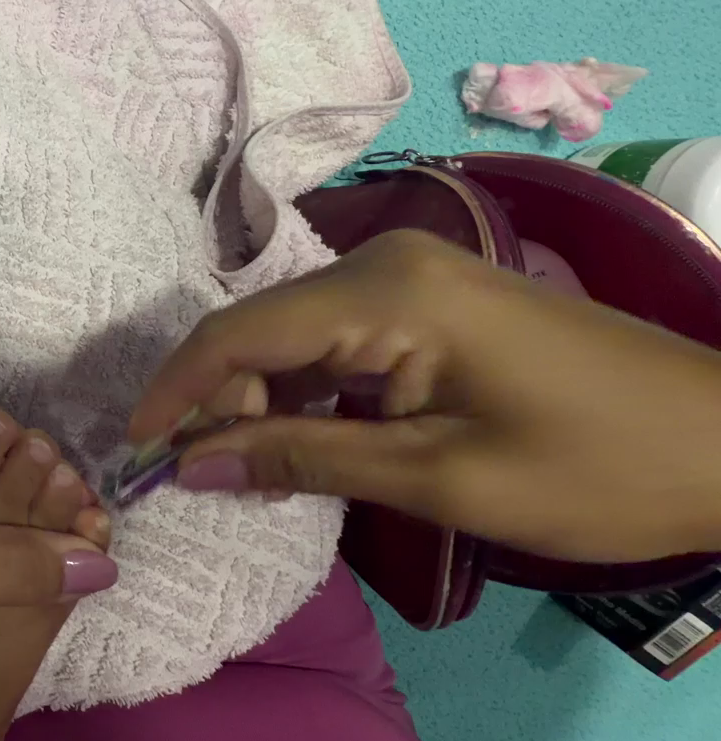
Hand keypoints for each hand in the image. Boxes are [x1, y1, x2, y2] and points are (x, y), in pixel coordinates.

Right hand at [129, 230, 720, 562]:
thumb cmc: (603, 467)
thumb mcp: (440, 479)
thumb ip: (298, 462)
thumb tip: (186, 469)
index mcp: (384, 292)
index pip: (238, 335)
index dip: (176, 390)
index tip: (137, 445)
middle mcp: (376, 262)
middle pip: (255, 333)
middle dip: (220, 404)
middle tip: (203, 474)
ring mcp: (397, 273)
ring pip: (283, 337)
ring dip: (258, 402)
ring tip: (248, 465)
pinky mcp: (414, 295)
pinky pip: (323, 339)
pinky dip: (300, 393)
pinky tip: (300, 437)